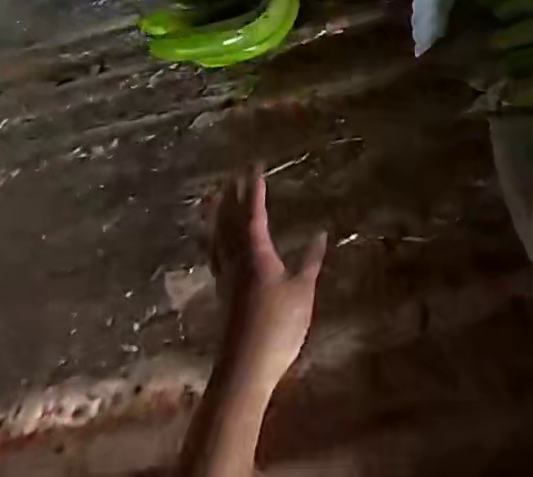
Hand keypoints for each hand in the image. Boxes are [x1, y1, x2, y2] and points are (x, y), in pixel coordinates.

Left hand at [209, 166, 325, 390]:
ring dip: (218, 209)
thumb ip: (310, 261)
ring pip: (217, 232)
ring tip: (217, 193)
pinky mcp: (221, 288)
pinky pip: (213, 249)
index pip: (253, 211)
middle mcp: (235, 256)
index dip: (254, 188)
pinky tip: (213, 236)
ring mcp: (225, 272)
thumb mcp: (302, 291)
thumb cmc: (279, 326)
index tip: (256, 167)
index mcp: (256, 252)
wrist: (245, 366)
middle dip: (232, 191)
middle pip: (229, 216)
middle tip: (236, 170)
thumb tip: (320, 234)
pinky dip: (212, 234)